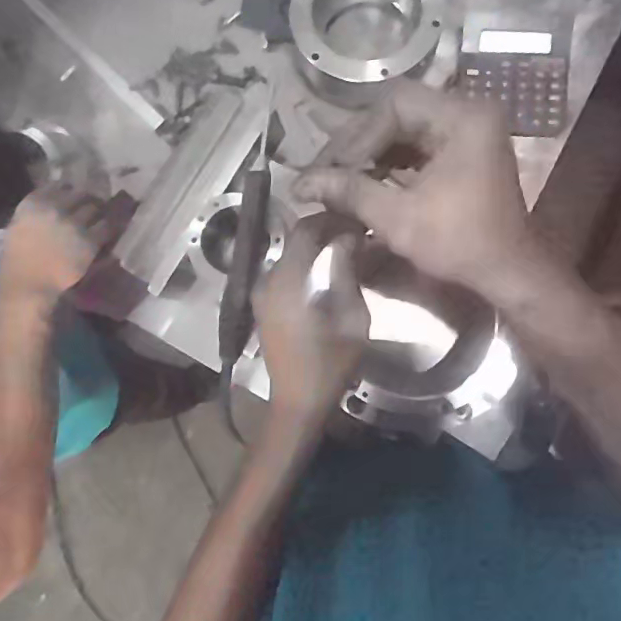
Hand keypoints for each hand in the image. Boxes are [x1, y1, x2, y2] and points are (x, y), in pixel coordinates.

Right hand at [0, 184, 104, 311]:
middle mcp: (55, 208)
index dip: (70, 190)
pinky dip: (107, 227)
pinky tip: (107, 231)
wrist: (28, 283)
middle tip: (92, 207)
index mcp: (34, 202)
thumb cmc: (19, 256)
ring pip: (96, 208)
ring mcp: (74, 224)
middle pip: (82, 194)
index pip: (61, 184)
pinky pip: (105, 227)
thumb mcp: (20, 222)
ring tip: (100, 217)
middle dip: (88, 200)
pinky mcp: (89, 240)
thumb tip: (60, 193)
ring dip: (99, 212)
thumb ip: (38, 205)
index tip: (74, 197)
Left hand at [256, 220, 369, 438]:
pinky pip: (285, 272)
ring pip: (291, 254)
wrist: (297, 402)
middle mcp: (268, 278)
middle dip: (326, 230)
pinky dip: (306, 265)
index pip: (306, 228)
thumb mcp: (352, 316)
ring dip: (316, 248)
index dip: (333, 219)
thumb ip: (347, 271)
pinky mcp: (263, 304)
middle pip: (296, 238)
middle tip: (356, 234)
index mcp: (288, 279)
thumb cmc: (330, 362)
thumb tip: (351, 238)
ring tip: (346, 252)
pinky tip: (327, 274)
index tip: (358, 222)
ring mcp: (261, 292)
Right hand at [294, 82, 546, 302]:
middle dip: (359, 142)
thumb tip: (300, 183)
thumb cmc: (459, 243)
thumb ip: (349, 191)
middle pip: (398, 111)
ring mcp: (467, 130)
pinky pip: (416, 143)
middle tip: (327, 171)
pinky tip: (364, 181)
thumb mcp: (399, 217)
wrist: (507, 272)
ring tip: (339, 177)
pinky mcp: (462, 150)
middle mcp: (468, 112)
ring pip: (404, 127)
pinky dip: (388, 161)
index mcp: (463, 117)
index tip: (332, 169)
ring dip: (370, 151)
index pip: (395, 105)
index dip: (357, 135)